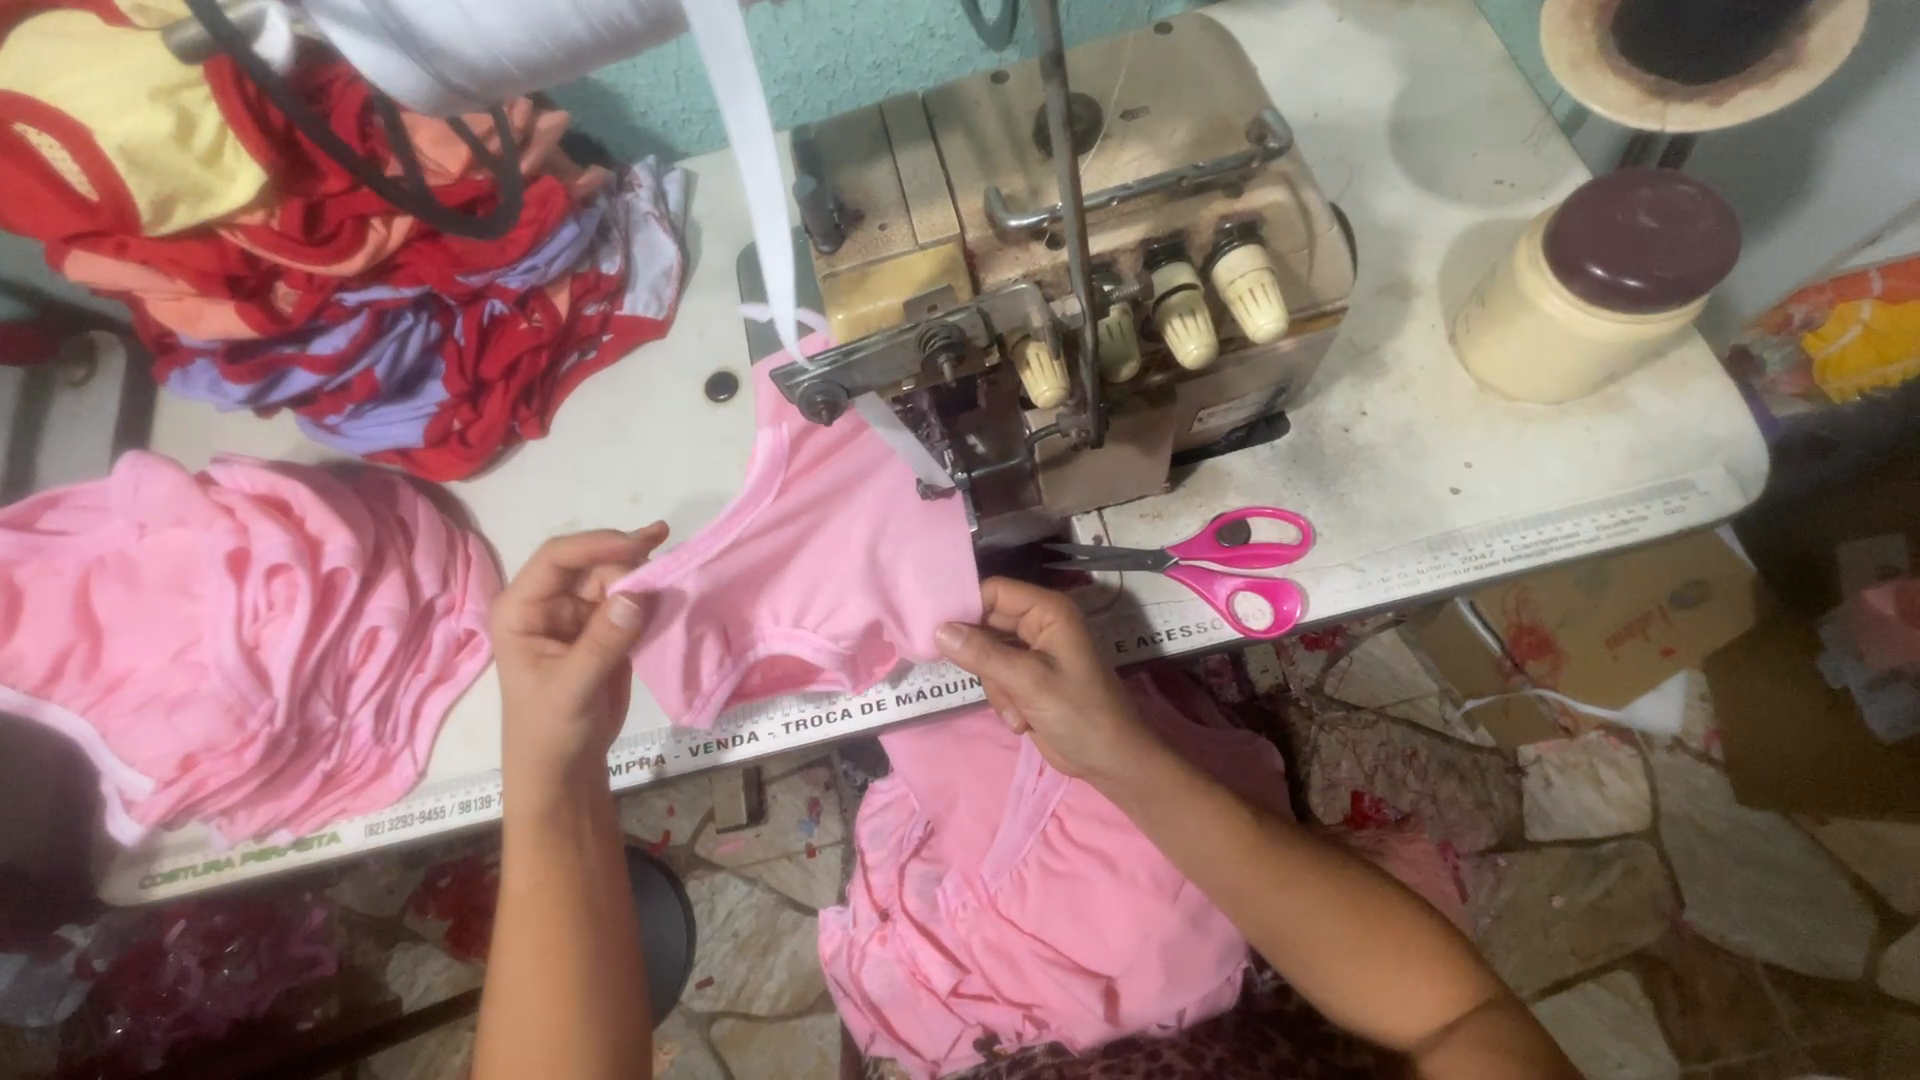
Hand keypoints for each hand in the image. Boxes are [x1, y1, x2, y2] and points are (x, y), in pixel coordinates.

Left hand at [488, 524, 668, 801]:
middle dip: (629, 560)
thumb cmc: (550, 730)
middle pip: (593, 562)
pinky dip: (654, 595)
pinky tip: (674, 588)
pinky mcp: (608, 629)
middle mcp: (550, 603)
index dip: (597, 544)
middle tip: (667, 571)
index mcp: (523, 608)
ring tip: (676, 573)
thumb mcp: (572, 688)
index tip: (642, 545)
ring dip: (645, 575)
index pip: (557, 558)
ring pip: (617, 578)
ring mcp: (580, 615)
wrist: (566, 767)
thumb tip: (639, 593)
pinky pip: (633, 601)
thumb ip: (604, 642)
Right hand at [935, 577, 1162, 787]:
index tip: (936, 628)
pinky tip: (1021, 720)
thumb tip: (939, 630)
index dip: (967, 605)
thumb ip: (982, 654)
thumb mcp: (1028, 681)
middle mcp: (1039, 625)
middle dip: (982, 657)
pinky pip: (995, 678)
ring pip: (986, 655)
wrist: (1108, 760)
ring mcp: (1032, 653)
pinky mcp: (1026, 678)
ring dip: (996, 686)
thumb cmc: (1078, 712)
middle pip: (986, 623)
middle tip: (977, 677)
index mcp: (1048, 611)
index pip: (994, 591)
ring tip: (1017, 709)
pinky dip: (1003, 700)